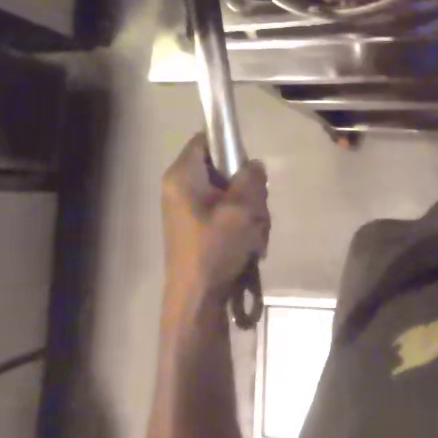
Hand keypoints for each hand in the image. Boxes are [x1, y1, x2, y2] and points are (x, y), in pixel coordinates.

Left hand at [162, 134, 269, 302]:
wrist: (198, 298)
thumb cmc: (216, 248)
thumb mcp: (242, 208)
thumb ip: (251, 178)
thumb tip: (253, 166)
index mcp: (182, 176)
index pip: (205, 139)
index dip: (231, 146)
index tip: (250, 169)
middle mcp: (180, 188)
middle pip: (222, 170)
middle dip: (247, 189)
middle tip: (257, 210)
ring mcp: (187, 211)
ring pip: (229, 196)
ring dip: (249, 213)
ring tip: (255, 235)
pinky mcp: (197, 230)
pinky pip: (225, 216)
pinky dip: (241, 228)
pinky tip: (249, 247)